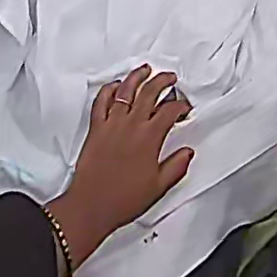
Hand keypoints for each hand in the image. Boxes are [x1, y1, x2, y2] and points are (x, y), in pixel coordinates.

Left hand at [46, 65, 192, 271]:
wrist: (90, 207)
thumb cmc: (121, 199)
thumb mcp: (159, 186)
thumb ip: (176, 166)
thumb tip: (186, 153)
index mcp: (149, 137)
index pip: (170, 110)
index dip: (181, 105)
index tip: (184, 107)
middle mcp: (131, 125)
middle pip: (150, 91)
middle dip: (164, 81)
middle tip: (170, 79)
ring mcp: (112, 124)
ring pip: (126, 90)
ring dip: (138, 77)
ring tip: (145, 70)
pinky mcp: (95, 128)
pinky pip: (101, 101)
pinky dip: (108, 89)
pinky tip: (114, 85)